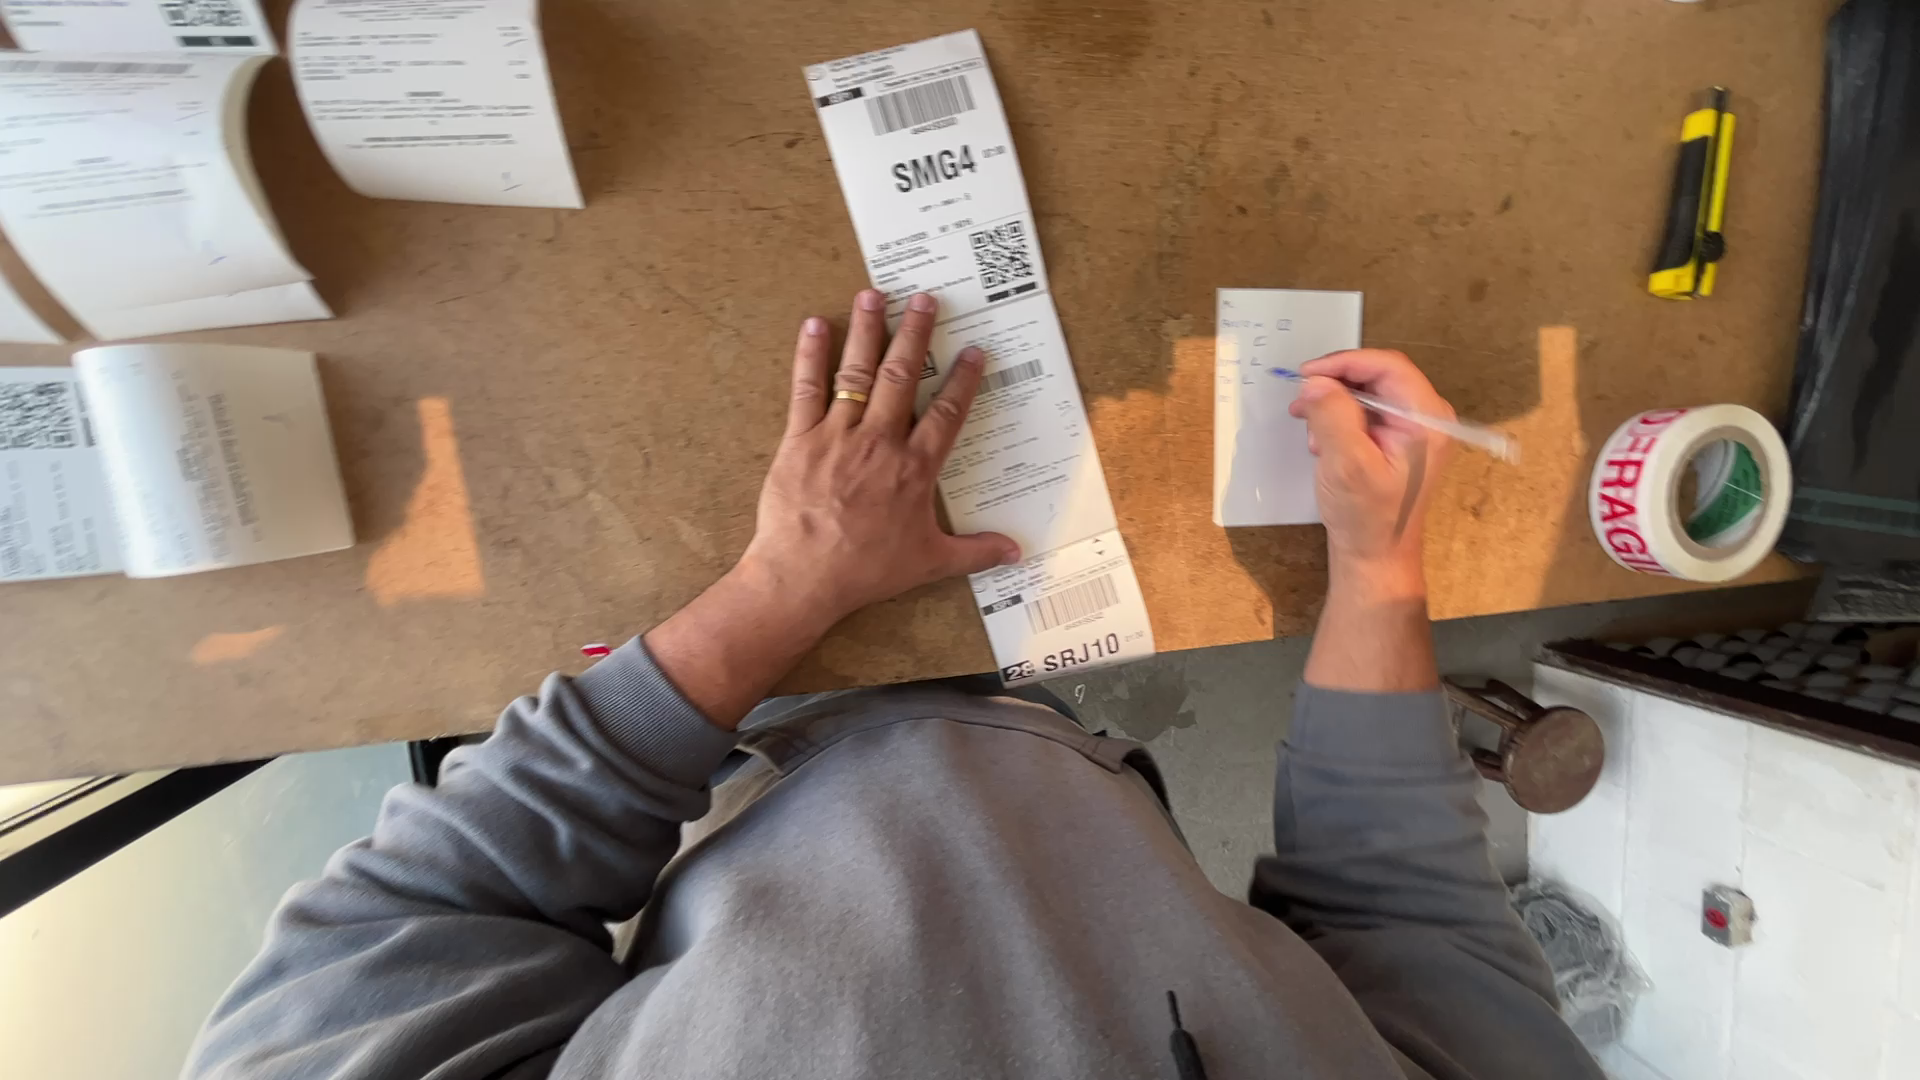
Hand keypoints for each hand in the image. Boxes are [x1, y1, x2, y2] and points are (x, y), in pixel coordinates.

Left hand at [738, 288, 1020, 627]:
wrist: (805, 576)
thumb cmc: (868, 570)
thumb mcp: (930, 562)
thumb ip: (976, 551)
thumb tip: (1017, 552)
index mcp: (915, 468)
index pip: (946, 413)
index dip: (962, 379)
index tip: (973, 351)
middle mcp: (880, 441)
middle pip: (902, 376)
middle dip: (915, 334)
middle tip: (925, 299)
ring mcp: (839, 435)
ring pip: (858, 372)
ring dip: (867, 330)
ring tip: (874, 295)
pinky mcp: (800, 439)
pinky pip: (806, 389)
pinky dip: (811, 356)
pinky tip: (814, 326)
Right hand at [1287, 349, 1453, 596]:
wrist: (1374, 555)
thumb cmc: (1366, 516)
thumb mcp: (1346, 464)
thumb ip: (1332, 417)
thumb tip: (1314, 383)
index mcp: (1426, 420)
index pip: (1388, 367)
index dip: (1344, 363)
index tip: (1306, 374)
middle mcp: (1425, 419)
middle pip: (1377, 377)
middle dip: (1335, 386)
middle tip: (1301, 403)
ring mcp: (1410, 431)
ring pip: (1366, 395)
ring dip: (1332, 406)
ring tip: (1311, 433)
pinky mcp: (1394, 443)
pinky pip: (1363, 415)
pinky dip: (1337, 421)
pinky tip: (1322, 443)